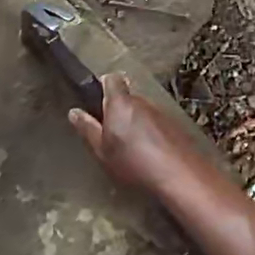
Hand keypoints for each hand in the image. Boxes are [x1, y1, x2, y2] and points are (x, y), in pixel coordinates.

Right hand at [68, 73, 221, 194]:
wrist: (180, 176)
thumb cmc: (134, 163)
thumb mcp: (102, 151)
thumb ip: (88, 129)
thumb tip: (74, 112)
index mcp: (121, 103)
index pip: (112, 79)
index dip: (104, 86)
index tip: (98, 103)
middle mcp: (143, 101)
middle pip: (128, 98)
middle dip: (120, 111)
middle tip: (112, 135)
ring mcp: (162, 112)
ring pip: (143, 112)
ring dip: (137, 123)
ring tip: (132, 150)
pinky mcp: (177, 126)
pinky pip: (158, 124)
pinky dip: (152, 134)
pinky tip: (151, 155)